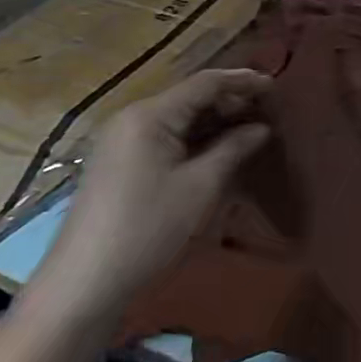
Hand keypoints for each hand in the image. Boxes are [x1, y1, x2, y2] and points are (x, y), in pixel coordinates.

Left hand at [32, 69, 272, 331]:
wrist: (85, 281)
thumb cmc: (148, 227)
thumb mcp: (201, 185)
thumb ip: (234, 147)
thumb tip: (261, 127)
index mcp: (150, 115)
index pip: (205, 83)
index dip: (243, 80)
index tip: (276, 85)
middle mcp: (132, 118)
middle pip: (190, 96)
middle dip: (230, 100)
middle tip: (267, 112)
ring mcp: (121, 140)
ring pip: (178, 116)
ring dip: (214, 120)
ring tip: (250, 129)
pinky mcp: (119, 161)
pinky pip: (165, 135)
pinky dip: (195, 137)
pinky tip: (218, 149)